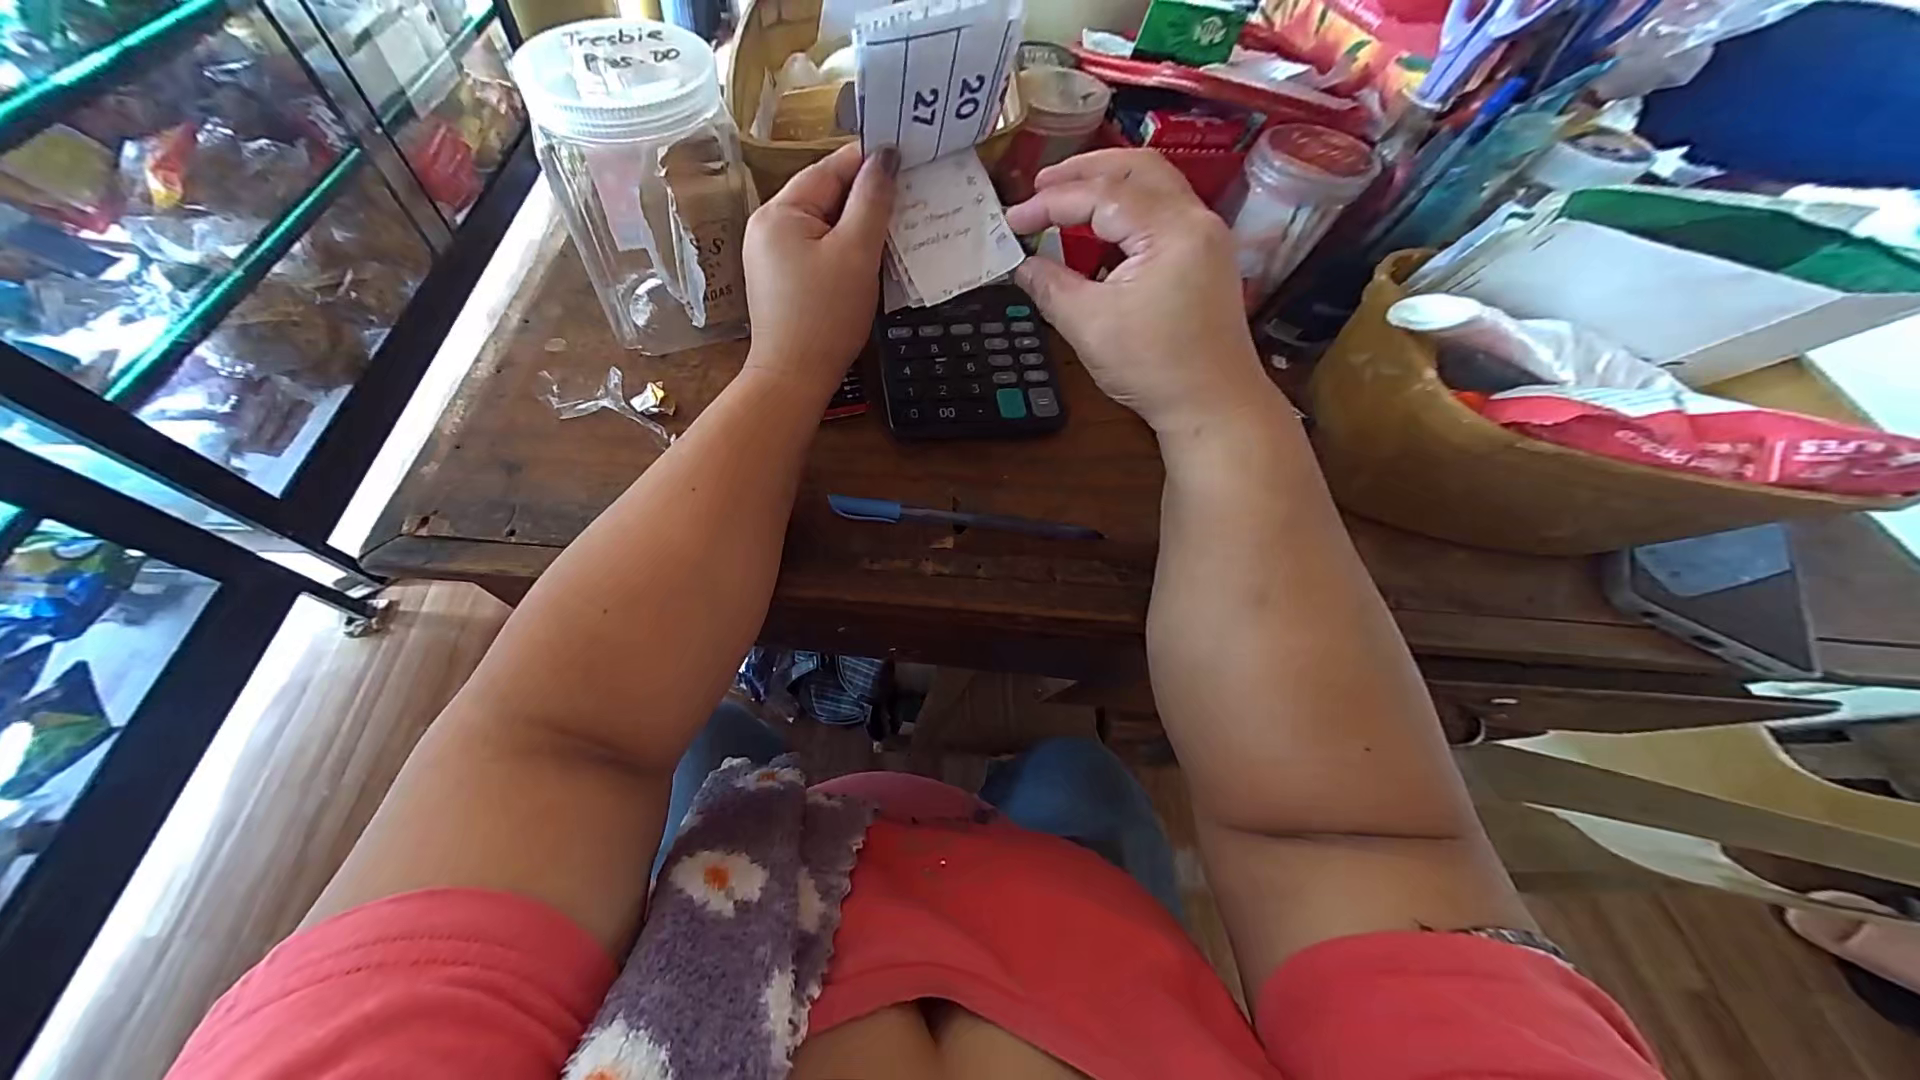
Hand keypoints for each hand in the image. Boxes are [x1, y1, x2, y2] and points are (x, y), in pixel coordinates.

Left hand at [742, 142, 896, 386]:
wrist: (794, 378)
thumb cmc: (826, 316)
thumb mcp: (856, 254)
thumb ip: (871, 201)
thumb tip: (885, 157)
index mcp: (779, 211)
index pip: (830, 169)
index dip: (870, 163)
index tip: (909, 162)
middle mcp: (768, 227)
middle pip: (826, 198)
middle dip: (867, 200)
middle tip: (911, 203)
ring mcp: (773, 257)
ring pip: (826, 227)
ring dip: (859, 229)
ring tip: (896, 234)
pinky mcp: (783, 283)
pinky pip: (820, 253)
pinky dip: (845, 253)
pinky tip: (869, 264)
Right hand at [1006, 150, 1274, 433]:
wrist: (1214, 406)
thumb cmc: (1155, 368)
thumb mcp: (1089, 327)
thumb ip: (1050, 287)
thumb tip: (1021, 265)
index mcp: (1171, 230)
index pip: (1101, 196)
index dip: (1050, 203)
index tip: (1013, 220)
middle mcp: (1196, 221)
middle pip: (1137, 169)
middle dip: (1084, 171)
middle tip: (1040, 184)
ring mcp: (1206, 239)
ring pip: (1154, 187)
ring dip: (1108, 186)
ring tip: (1066, 199)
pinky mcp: (1205, 259)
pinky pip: (1163, 215)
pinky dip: (1127, 212)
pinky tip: (1100, 234)